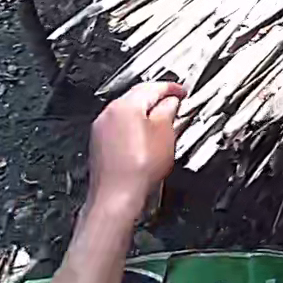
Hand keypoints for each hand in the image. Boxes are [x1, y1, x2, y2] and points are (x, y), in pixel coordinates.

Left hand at [87, 80, 186, 216]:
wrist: (117, 196)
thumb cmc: (138, 168)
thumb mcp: (165, 133)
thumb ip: (169, 111)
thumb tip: (171, 102)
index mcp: (126, 105)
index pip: (153, 86)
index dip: (172, 88)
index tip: (182, 91)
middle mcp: (110, 113)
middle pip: (138, 96)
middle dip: (158, 99)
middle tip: (176, 105)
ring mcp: (102, 128)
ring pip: (129, 111)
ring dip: (147, 114)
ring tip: (164, 124)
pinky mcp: (100, 142)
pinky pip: (121, 126)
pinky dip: (135, 127)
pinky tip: (147, 140)